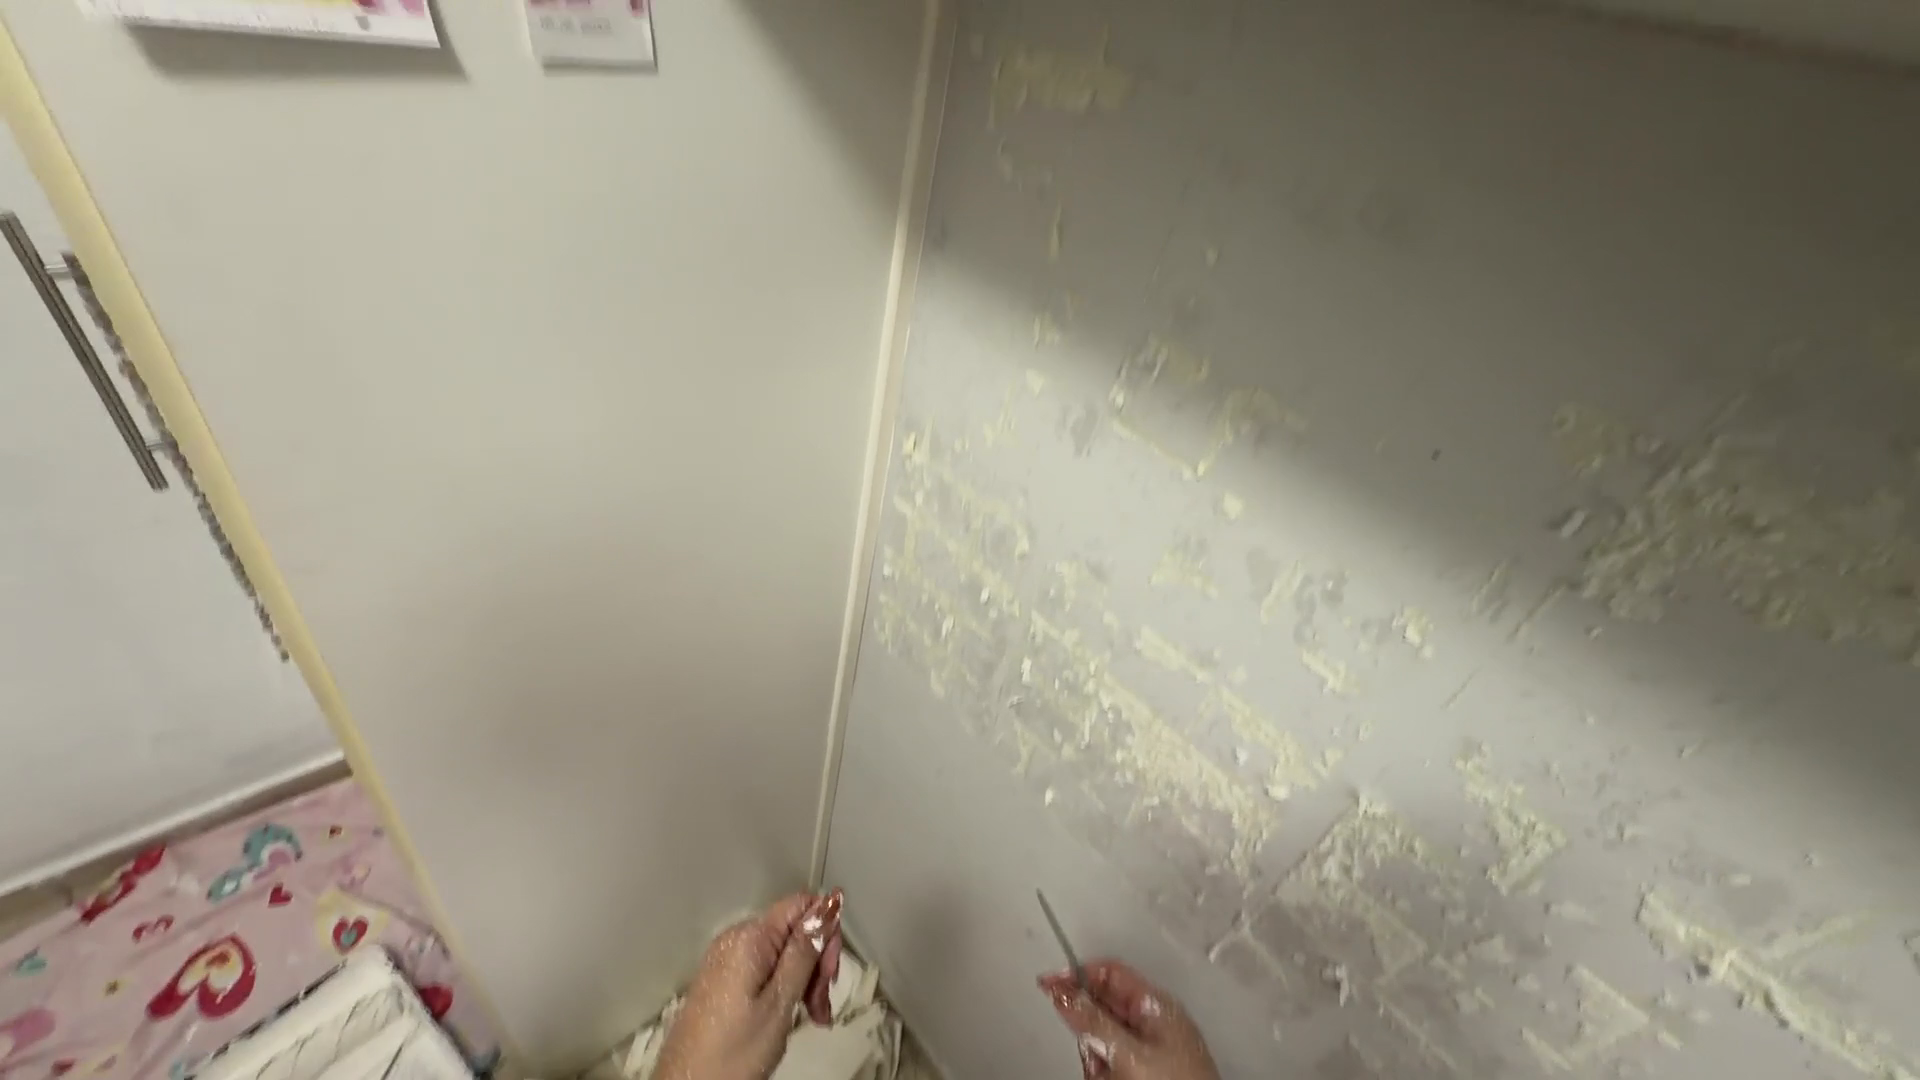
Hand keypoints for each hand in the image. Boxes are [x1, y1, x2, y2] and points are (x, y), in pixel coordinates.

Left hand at [653, 890, 844, 1079]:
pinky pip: (764, 970)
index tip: (831, 972)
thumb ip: (805, 951)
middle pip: (793, 929)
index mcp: (751, 937)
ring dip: (804, 980)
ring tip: (813, 1018)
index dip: (825, 929)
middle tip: (821, 1006)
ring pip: (782, 953)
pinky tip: (791, 1015)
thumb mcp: (779, 1002)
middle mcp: (737, 938)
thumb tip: (829, 903)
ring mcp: (727, 960)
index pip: (801, 904)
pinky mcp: (723, 980)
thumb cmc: (735, 1051)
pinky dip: (783, 988)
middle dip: (815, 962)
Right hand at [1038, 959, 1219, 1079]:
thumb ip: (1092, 1020)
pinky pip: (1114, 1065)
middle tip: (1094, 1057)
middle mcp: (1153, 1022)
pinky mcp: (1148, 1074)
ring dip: (1098, 1061)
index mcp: (1154, 1004)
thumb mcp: (1128, 1053)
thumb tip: (1058, 989)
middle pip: (1103, 1008)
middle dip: (1089, 1032)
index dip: (1078, 974)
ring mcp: (1152, 1051)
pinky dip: (1107, 1075)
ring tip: (1108, 1078)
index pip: (1109, 972)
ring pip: (1105, 1041)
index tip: (1048, 986)